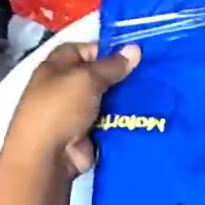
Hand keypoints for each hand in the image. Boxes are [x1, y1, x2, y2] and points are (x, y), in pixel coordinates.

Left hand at [4, 42, 141, 175]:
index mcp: (57, 67)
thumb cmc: (60, 108)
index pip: (83, 50)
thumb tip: (135, 49)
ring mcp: (78, 111)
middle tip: (152, 73)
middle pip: (99, 75)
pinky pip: (112, 120)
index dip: (106, 49)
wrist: (47, 156)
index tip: (133, 54)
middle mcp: (67, 87)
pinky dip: (126, 118)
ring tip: (157, 92)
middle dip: (122, 75)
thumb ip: (112, 66)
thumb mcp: (86, 80)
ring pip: (109, 99)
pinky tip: (149, 114)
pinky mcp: (90, 132)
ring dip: (127, 98)